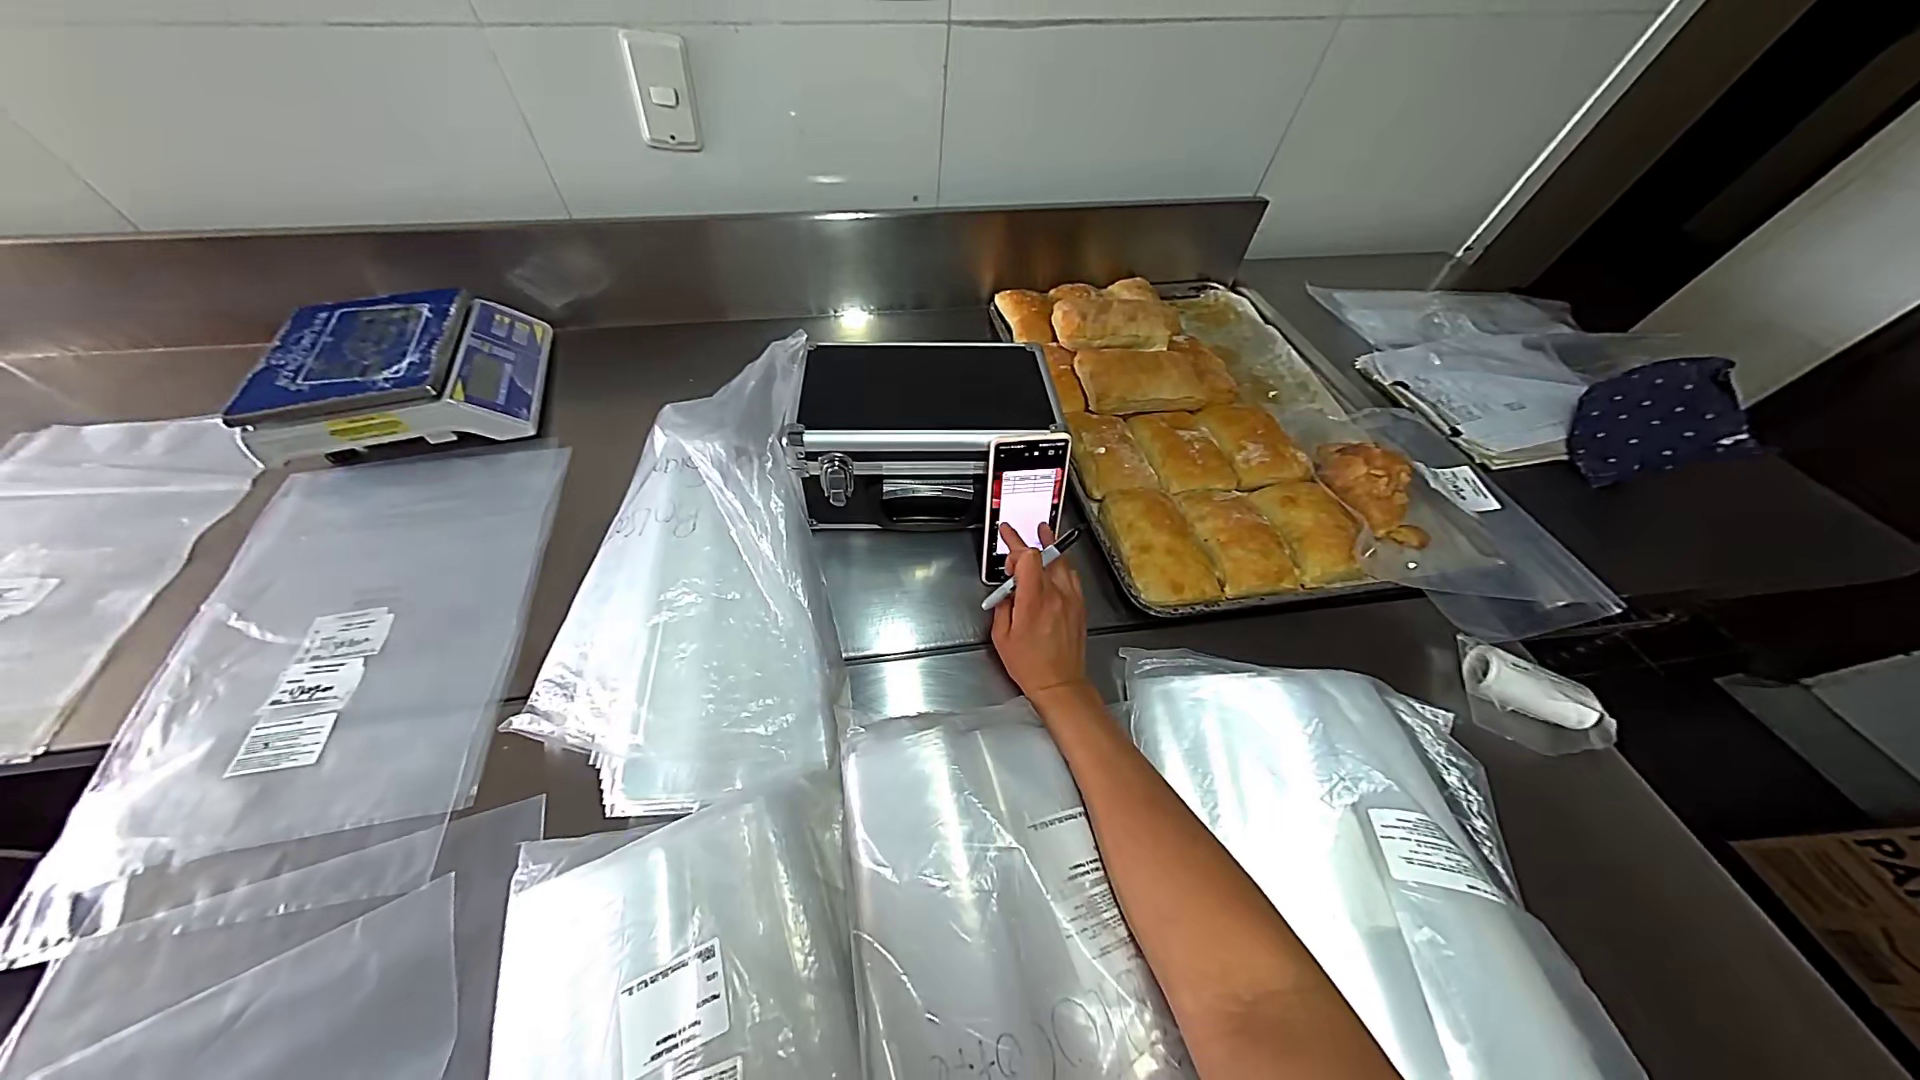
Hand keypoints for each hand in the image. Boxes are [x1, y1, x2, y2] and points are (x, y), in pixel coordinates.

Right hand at [990, 522, 1090, 703]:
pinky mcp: (1079, 606)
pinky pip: (1071, 576)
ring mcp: (1070, 599)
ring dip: (1049, 547)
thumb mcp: (1001, 636)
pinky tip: (1055, 563)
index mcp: (1034, 601)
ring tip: (1043, 533)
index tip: (1007, 555)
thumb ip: (1002, 608)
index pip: (1030, 558)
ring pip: (1061, 562)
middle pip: (1044, 555)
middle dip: (1026, 544)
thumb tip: (1006, 593)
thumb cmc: (1031, 665)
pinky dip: (1061, 565)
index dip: (1016, 551)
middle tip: (1014, 534)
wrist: (1060, 683)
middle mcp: (1055, 596)